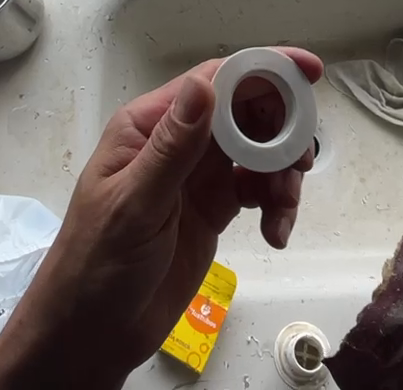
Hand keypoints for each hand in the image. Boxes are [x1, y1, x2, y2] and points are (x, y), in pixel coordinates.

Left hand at [0, 48, 322, 389]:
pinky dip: (275, 204)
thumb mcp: (135, 204)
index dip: (263, 71)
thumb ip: (173, 147)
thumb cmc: (98, 263)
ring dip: (282, 173)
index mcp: (150, 124)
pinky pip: (257, 189)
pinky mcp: (214, 208)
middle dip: (281, 129)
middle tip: (300, 162)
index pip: (214, 81)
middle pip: (244, 111)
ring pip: (257, 150)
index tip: (309, 72)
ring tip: (283, 210)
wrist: (93, 332)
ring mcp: (197, 174)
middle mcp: (178, 140)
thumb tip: (204, 85)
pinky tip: (275, 233)